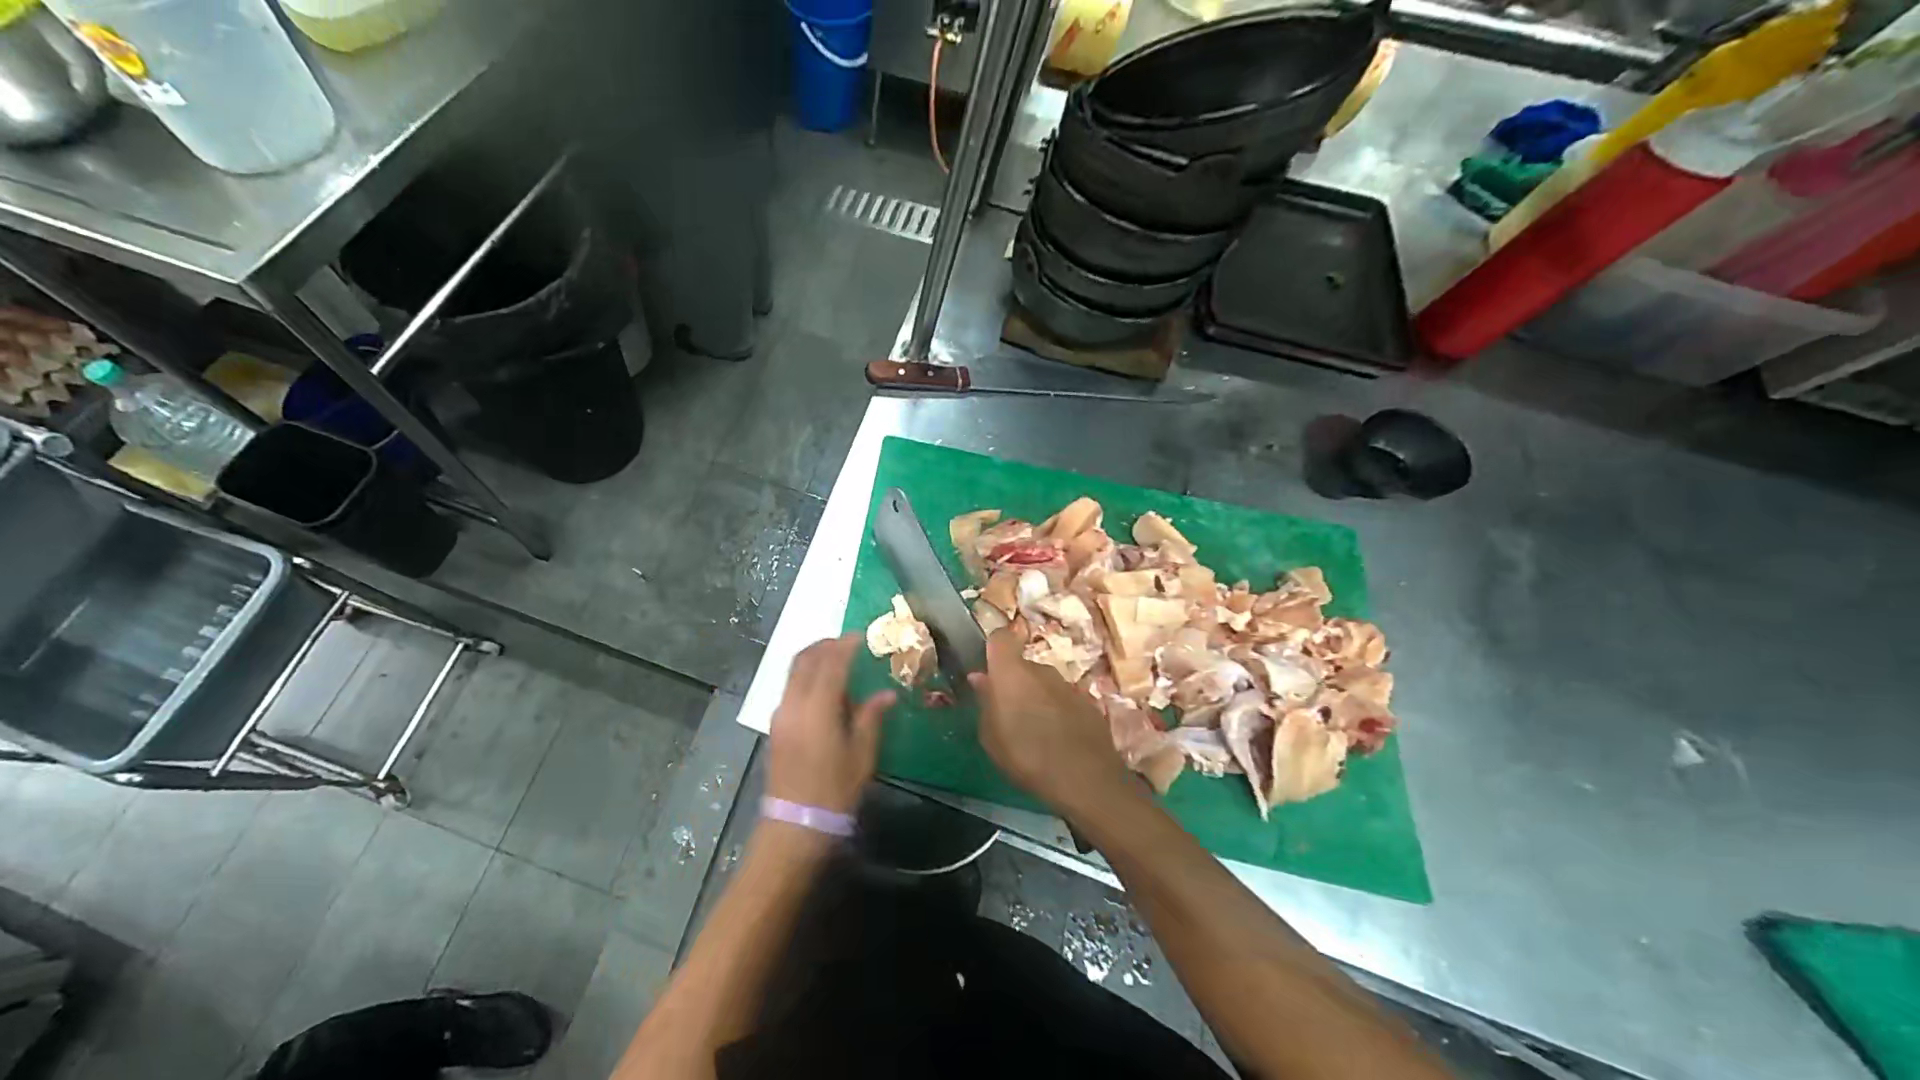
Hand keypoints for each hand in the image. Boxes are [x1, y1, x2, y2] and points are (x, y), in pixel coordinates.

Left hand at [767, 634, 894, 814]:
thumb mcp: (862, 754)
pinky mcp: (776, 726)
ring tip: (838, 661)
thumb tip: (886, 694)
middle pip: (805, 659)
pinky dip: (806, 676)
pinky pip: (790, 687)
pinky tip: (825, 689)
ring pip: (794, 671)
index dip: (846, 645)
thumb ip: (871, 717)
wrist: (795, 824)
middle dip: (826, 645)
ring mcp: (780, 714)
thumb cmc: (835, 790)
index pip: (831, 663)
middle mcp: (793, 704)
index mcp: (817, 708)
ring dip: (814, 659)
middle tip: (848, 643)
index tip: (862, 636)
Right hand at [969, 628, 1132, 815]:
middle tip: (1009, 714)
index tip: (989, 666)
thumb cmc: (1026, 757)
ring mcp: (1069, 685)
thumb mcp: (991, 737)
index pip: (1000, 638)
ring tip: (1035, 732)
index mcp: (1012, 673)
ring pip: (1045, 684)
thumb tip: (981, 678)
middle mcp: (1042, 670)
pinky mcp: (1090, 703)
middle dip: (1015, 683)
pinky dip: (1059, 712)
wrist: (1086, 778)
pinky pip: (1064, 700)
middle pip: (1023, 666)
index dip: (994, 646)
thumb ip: (985, 702)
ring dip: (1038, 699)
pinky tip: (1059, 739)